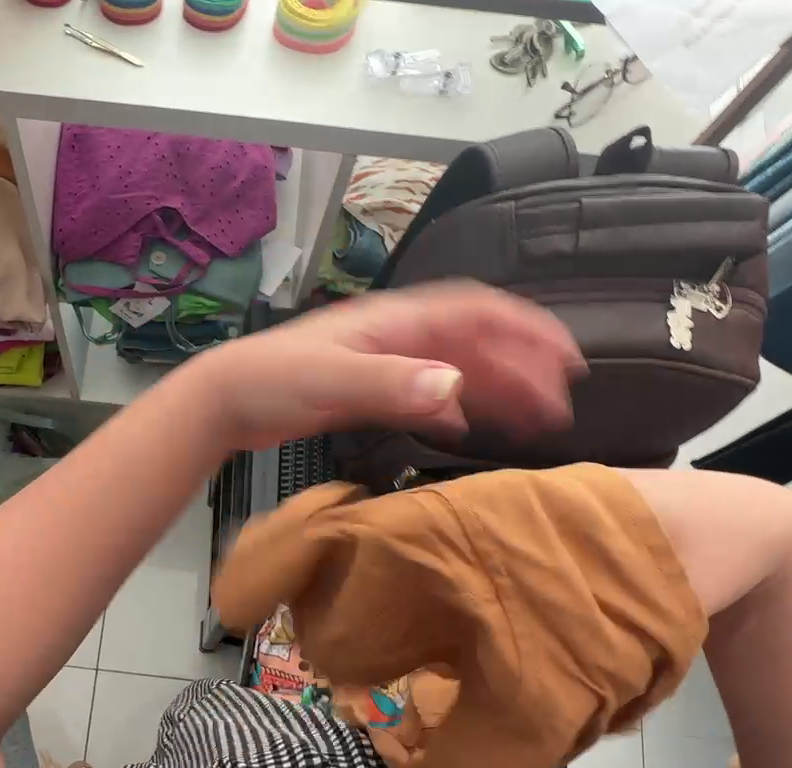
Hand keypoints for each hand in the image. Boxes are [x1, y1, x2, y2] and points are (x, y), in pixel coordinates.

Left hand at [180, 282, 585, 450]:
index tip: (566, 359)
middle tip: (558, 402)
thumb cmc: (271, 379)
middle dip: (520, 366)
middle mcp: (397, 337)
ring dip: (493, 389)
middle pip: (475, 343)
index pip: (478, 312)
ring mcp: (383, 363)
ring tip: (528, 420)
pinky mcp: (366, 391)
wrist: (225, 400)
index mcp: (396, 321)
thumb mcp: (333, 380)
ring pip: (454, 369)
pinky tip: (461, 430)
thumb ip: (392, 384)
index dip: (526, 330)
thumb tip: (457, 389)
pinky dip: (449, 410)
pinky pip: (422, 396)